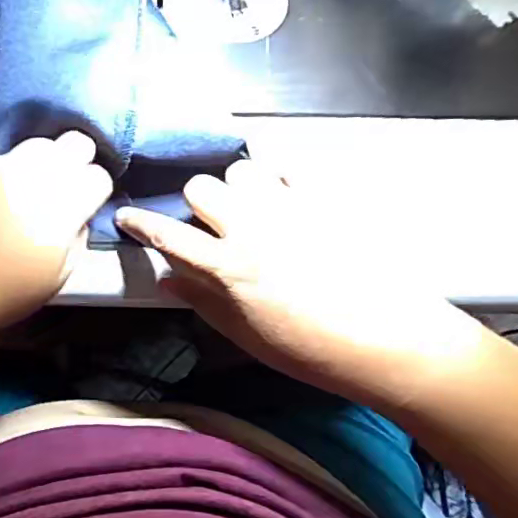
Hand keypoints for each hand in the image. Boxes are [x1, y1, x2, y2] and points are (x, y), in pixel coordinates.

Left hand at [0, 132, 112, 342]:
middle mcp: (34, 175)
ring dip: (47, 163)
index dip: (96, 192)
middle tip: (68, 191)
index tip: (86, 207)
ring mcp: (0, 165)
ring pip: (40, 145)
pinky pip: (7, 158)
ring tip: (34, 191)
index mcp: (61, 207)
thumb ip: (76, 239)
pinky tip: (2, 199)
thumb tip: (76, 219)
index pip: (98, 176)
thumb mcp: (54, 280)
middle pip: (75, 143)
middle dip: (78, 163)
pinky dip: (14, 172)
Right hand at [114, 161, 487, 408]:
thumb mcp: (246, 336)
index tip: (128, 217)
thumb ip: (203, 302)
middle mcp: (253, 228)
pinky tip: (286, 200)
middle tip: (213, 223)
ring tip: (254, 209)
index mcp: (229, 267)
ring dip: (239, 187)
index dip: (140, 224)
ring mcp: (291, 207)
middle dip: (198, 202)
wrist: (389, 341)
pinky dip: (279, 179)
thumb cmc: (312, 350)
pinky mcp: (326, 199)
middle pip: (201, 186)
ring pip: (242, 168)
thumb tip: (169, 278)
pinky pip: (288, 167)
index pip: (168, 235)